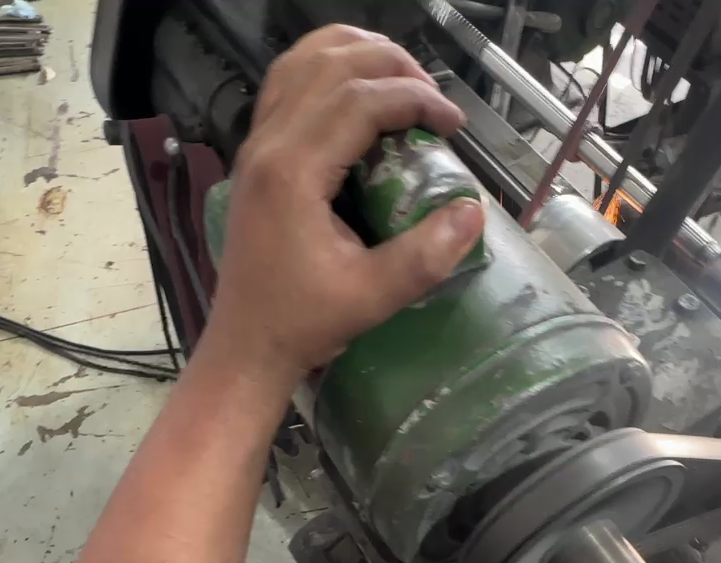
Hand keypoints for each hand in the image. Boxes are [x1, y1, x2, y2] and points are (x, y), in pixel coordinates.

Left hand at [204, 25, 486, 376]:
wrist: (247, 346)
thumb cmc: (303, 325)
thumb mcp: (371, 298)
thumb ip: (424, 256)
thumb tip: (473, 211)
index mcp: (293, 172)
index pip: (359, 100)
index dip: (415, 98)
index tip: (453, 125)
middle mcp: (268, 145)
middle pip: (332, 64)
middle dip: (392, 66)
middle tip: (434, 100)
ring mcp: (255, 147)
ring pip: (302, 63)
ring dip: (356, 56)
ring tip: (401, 81)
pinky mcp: (255, 159)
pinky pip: (286, 87)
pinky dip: (325, 73)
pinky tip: (355, 94)